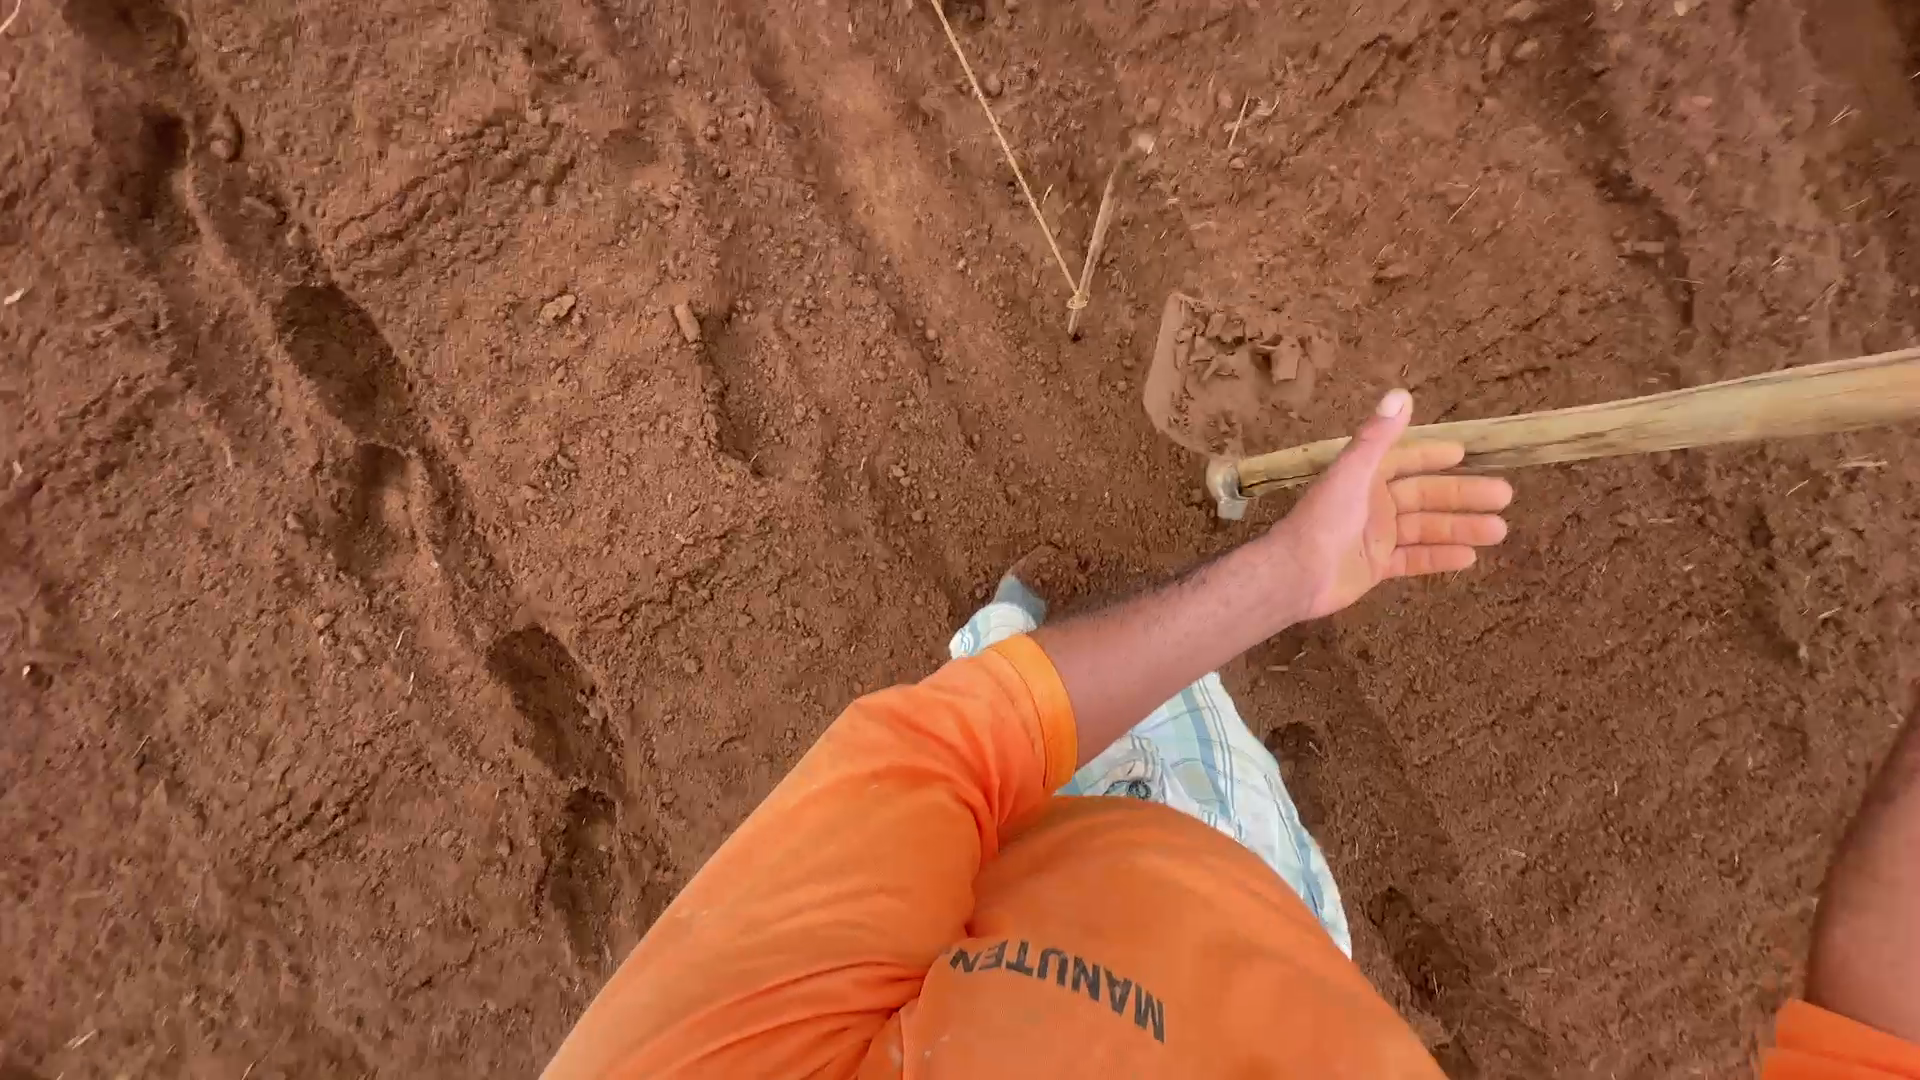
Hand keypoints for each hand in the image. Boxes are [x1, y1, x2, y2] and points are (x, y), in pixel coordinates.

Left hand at [1266, 389, 1512, 621]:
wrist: (1297, 574)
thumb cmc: (1323, 520)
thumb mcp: (1352, 472)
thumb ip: (1377, 437)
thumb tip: (1399, 393)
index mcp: (1362, 479)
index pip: (1402, 461)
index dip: (1429, 455)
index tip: (1464, 453)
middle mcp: (1369, 505)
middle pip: (1423, 497)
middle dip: (1462, 496)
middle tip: (1506, 495)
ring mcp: (1372, 537)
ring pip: (1424, 530)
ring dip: (1460, 528)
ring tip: (1500, 531)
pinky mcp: (1374, 567)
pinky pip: (1413, 560)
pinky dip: (1438, 558)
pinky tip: (1469, 558)